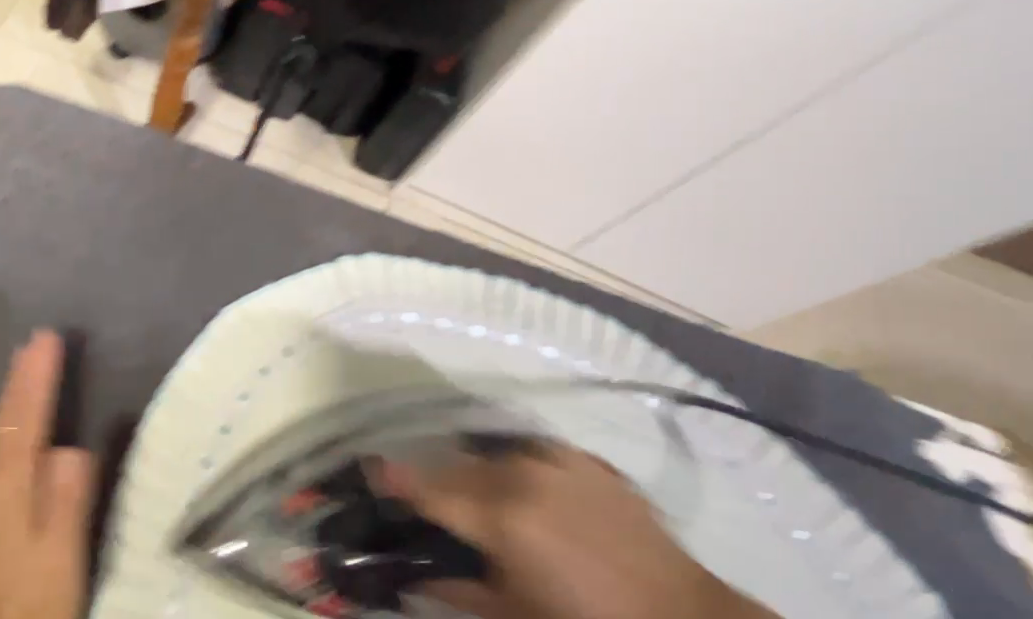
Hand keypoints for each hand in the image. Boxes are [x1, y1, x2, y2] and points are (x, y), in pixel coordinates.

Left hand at [0, 331, 97, 618]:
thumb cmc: (40, 593)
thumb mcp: (61, 552)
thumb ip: (67, 500)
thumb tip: (75, 447)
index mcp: (10, 483)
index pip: (25, 418)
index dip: (37, 377)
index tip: (48, 337)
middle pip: (9, 417)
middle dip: (22, 375)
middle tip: (37, 335)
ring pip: (5, 427)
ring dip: (16, 390)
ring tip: (26, 359)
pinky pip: (7, 440)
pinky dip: (14, 415)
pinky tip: (20, 414)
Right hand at [377, 443, 780, 618]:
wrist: (688, 618)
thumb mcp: (515, 616)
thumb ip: (457, 588)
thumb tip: (410, 576)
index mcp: (500, 516)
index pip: (427, 487)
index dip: (392, 478)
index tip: (368, 469)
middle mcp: (521, 474)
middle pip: (455, 465)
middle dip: (435, 480)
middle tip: (427, 500)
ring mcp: (557, 461)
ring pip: (492, 454)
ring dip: (476, 471)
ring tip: (481, 499)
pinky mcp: (586, 460)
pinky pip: (533, 453)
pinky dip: (517, 466)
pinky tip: (525, 490)